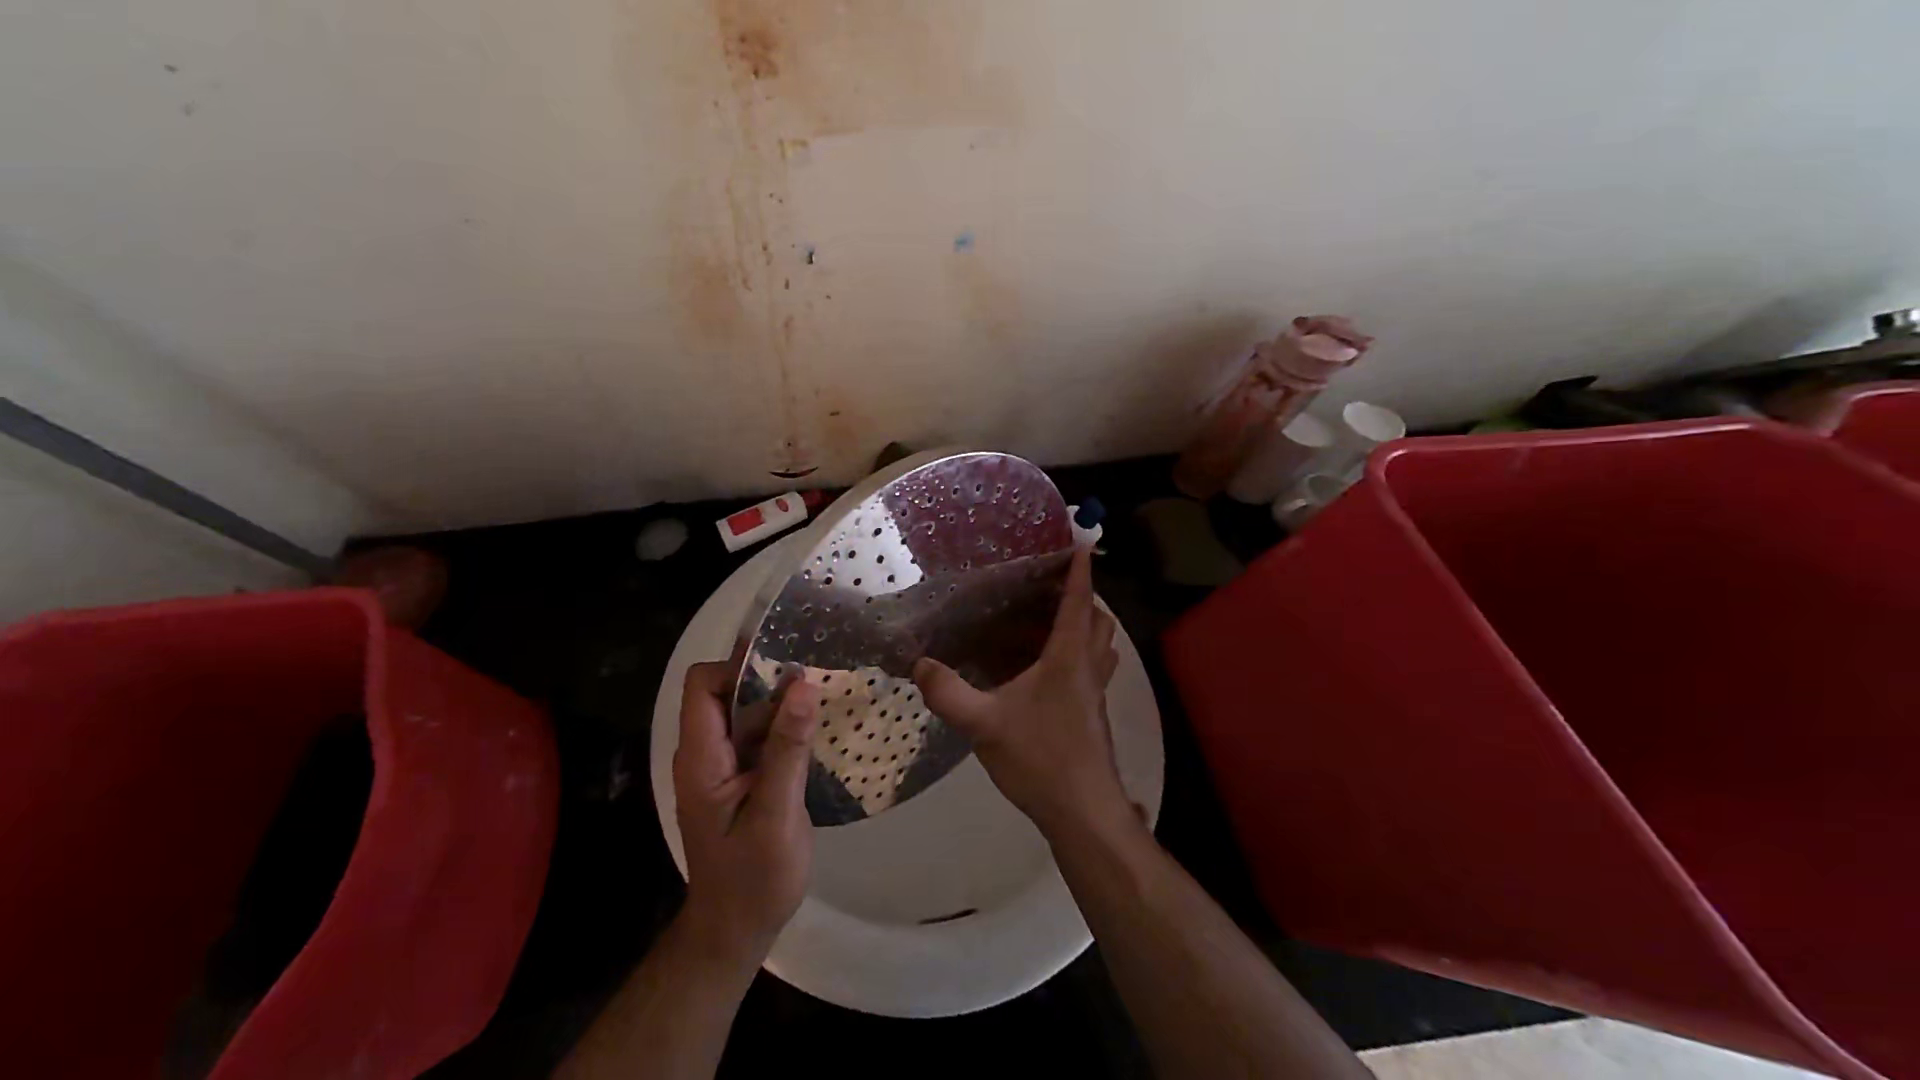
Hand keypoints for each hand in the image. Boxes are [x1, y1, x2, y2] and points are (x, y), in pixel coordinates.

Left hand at [672, 662, 816, 967]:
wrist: (736, 931)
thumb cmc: (753, 878)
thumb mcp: (777, 813)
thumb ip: (788, 748)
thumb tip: (804, 684)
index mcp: (701, 758)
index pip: (701, 686)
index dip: (737, 666)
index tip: (785, 666)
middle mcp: (705, 754)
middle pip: (724, 693)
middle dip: (766, 678)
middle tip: (815, 675)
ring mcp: (722, 766)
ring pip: (744, 713)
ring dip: (779, 701)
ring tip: (824, 692)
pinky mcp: (740, 778)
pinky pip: (757, 736)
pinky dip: (783, 725)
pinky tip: (816, 726)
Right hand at [912, 546, 1132, 838]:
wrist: (1083, 810)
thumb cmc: (1040, 758)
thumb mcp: (984, 724)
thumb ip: (948, 693)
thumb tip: (919, 663)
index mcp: (1068, 658)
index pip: (1077, 602)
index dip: (1078, 571)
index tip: (1078, 543)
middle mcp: (1088, 668)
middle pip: (1098, 620)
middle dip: (1083, 596)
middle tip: (1053, 587)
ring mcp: (1095, 692)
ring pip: (1101, 645)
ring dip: (1087, 625)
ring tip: (1052, 621)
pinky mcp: (1094, 713)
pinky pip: (1094, 667)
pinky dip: (1081, 653)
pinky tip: (1048, 670)